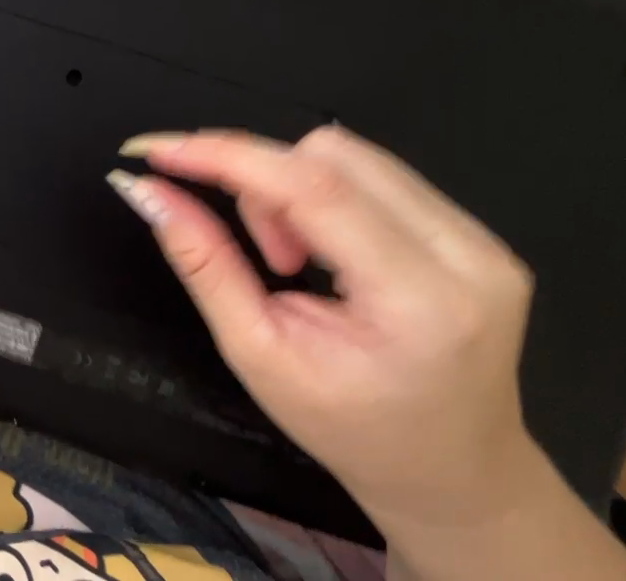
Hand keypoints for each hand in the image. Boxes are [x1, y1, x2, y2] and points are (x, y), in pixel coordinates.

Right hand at [107, 126, 542, 529]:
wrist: (452, 474)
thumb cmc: (348, 427)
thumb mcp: (254, 351)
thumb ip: (201, 262)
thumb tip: (144, 191)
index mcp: (418, 300)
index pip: (311, 186)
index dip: (224, 155)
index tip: (154, 150)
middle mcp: (467, 255)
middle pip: (328, 155)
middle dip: (259, 182)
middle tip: (258, 252)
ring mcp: (481, 240)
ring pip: (347, 154)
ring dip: (289, 187)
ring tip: (291, 258)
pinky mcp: (475, 234)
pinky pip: (372, 173)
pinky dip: (320, 194)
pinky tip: (322, 249)